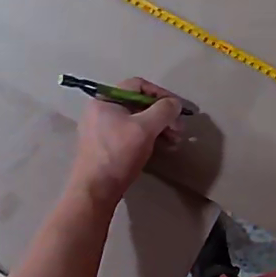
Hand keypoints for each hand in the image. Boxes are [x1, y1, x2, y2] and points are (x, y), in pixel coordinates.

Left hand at [66, 77, 183, 207]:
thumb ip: (163, 111)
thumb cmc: (118, 153)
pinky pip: (131, 134)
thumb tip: (175, 103)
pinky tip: (163, 147)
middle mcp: (101, 111)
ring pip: (137, 121)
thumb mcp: (144, 128)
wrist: (96, 190)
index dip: (160, 94)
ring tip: (175, 141)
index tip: (176, 108)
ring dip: (159, 127)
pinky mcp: (107, 147)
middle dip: (162, 115)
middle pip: (138, 104)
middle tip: (179, 129)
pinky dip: (148, 137)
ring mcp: (102, 129)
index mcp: (105, 100)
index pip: (137, 85)